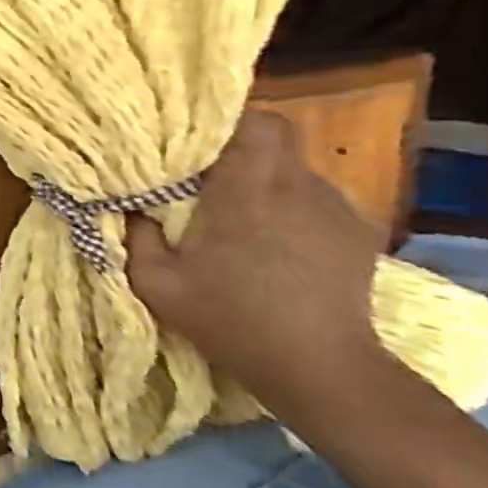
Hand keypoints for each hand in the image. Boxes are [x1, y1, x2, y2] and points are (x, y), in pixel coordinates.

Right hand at [127, 111, 387, 398]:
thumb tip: (129, 205)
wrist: (318, 366)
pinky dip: (293, 210)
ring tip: (243, 218)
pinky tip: (279, 247)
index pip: (254, 122)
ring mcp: (336, 207)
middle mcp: (298, 186)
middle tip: (210, 176)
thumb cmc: (229, 318)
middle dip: (242, 146)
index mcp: (248, 191)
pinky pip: (316, 201)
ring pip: (295, 170)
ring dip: (266, 182)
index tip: (195, 140)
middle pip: (277, 136)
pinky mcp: (359, 231)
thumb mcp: (157, 283)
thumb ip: (136, 236)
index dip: (226, 121)